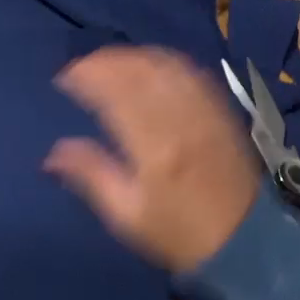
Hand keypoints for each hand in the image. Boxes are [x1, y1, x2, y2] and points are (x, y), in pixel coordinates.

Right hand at [46, 48, 260, 271]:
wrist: (248, 242)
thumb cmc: (179, 232)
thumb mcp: (127, 215)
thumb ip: (90, 176)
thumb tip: (51, 154)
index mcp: (152, 145)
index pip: (113, 92)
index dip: (85, 76)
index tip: (63, 78)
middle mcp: (179, 119)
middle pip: (137, 71)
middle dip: (104, 61)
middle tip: (80, 67)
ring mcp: (204, 112)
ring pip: (164, 66)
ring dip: (131, 57)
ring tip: (109, 63)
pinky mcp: (222, 112)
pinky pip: (191, 73)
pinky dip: (163, 62)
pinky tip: (147, 65)